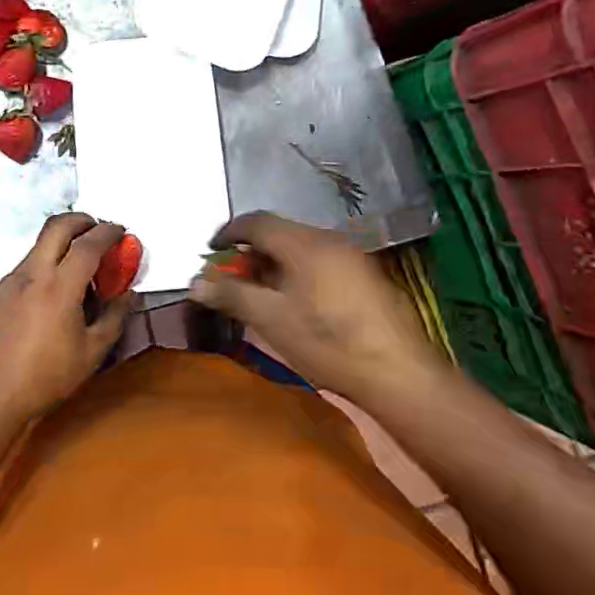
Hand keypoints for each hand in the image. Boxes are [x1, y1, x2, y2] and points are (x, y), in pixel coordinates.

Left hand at [0, 213, 132, 425]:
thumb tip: (129, 293)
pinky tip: (55, 291)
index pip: (87, 244)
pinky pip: (28, 264)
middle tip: (98, 230)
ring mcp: (11, 280)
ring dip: (63, 241)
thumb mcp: (92, 352)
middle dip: (82, 220)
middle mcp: (32, 274)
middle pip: (57, 226)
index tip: (121, 230)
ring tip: (80, 267)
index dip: (108, 232)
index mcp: (59, 287)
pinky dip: (48, 261)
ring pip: (40, 244)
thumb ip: (115, 317)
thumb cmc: (46, 377)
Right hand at [189, 212, 445, 401]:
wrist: (398, 373)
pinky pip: (321, 261)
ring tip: (262, 294)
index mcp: (304, 243)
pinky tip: (297, 303)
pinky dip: (298, 272)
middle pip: (280, 233)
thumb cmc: (328, 343)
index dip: (229, 232)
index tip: (211, 252)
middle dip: (251, 252)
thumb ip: (231, 295)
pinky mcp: (367, 276)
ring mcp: (353, 256)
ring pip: (301, 248)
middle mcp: (329, 240)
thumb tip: (196, 282)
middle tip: (234, 280)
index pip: (257, 221)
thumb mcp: (271, 320)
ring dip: (274, 263)